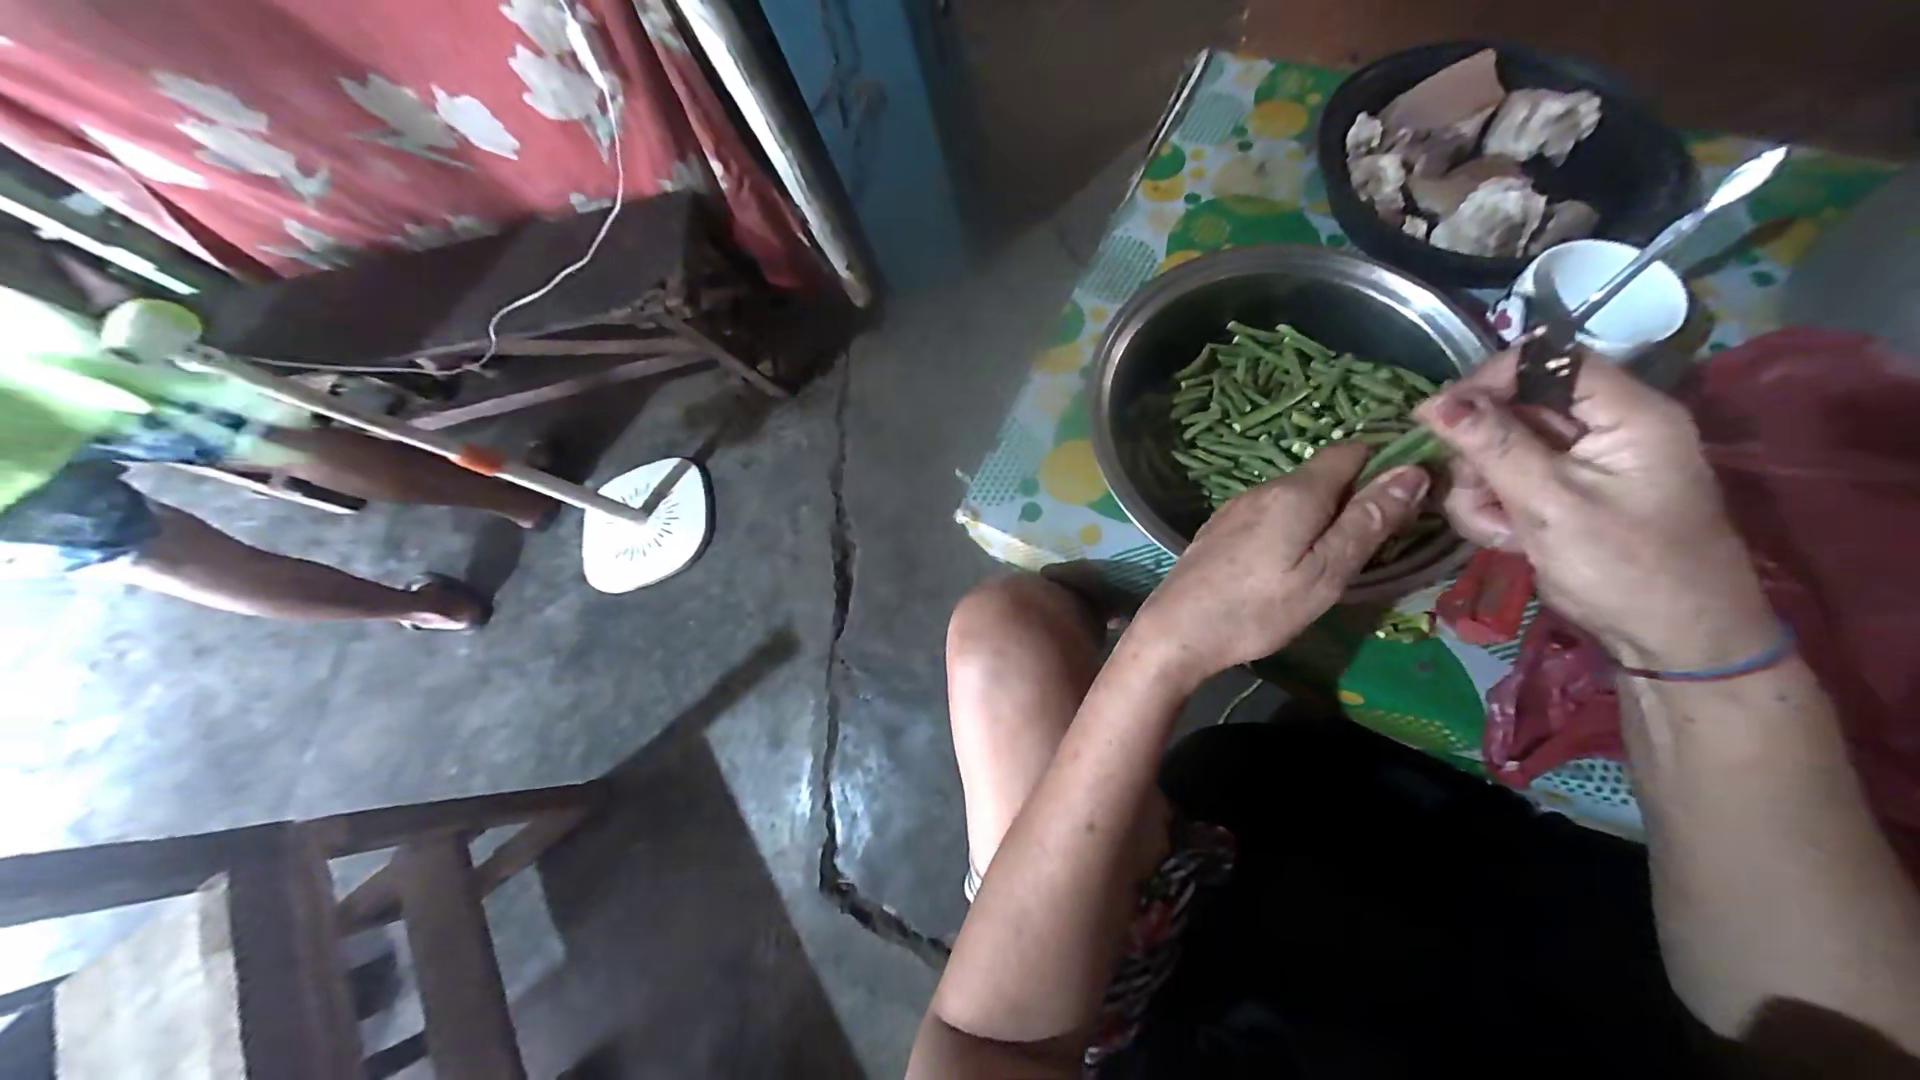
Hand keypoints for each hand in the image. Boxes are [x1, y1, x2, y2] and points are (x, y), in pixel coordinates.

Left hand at [1129, 443, 1429, 687]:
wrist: (1176, 630)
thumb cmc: (1257, 608)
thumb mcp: (1327, 571)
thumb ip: (1367, 522)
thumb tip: (1412, 470)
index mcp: (1295, 492)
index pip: (1352, 451)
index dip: (1386, 465)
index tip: (1409, 499)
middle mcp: (1261, 489)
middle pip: (1321, 477)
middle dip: (1354, 497)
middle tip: (1376, 542)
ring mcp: (1233, 510)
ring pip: (1292, 498)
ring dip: (1320, 516)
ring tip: (1333, 558)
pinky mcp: (1217, 532)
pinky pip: (1266, 517)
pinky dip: (1289, 529)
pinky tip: (1286, 563)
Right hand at [1414, 348, 1776, 669]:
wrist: (1669, 641)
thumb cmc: (1628, 569)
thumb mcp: (1552, 504)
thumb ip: (1493, 448)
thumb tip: (1433, 403)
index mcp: (1626, 415)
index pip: (1549, 360)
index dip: (1490, 379)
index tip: (1438, 414)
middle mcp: (1600, 429)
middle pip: (1510, 408)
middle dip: (1479, 453)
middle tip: (1476, 492)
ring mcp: (1575, 463)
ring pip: (1493, 450)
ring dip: (1478, 489)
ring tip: (1498, 529)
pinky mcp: (1555, 493)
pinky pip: (1498, 482)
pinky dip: (1488, 510)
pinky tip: (1505, 539)